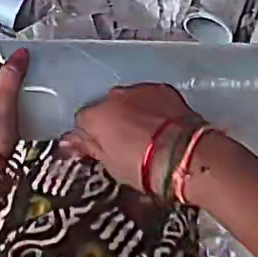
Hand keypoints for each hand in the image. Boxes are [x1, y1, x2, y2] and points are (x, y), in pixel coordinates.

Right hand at [63, 83, 204, 191]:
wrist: (187, 156)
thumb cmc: (144, 167)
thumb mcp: (111, 165)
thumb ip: (89, 147)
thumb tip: (69, 140)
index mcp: (95, 116)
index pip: (82, 121)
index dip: (91, 136)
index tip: (103, 150)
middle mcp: (113, 96)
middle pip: (105, 107)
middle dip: (112, 121)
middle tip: (127, 144)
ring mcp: (139, 90)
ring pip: (128, 100)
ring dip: (132, 113)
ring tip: (149, 135)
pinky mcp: (164, 89)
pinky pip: (150, 97)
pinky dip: (153, 108)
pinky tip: (164, 125)